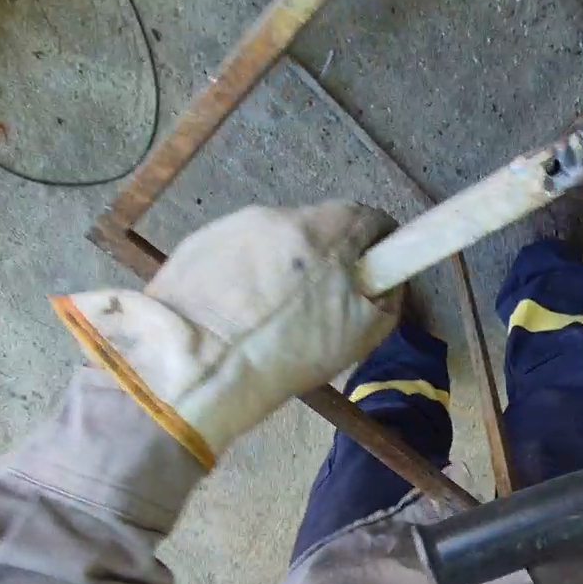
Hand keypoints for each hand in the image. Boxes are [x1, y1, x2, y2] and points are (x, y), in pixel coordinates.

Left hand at [55, 202, 398, 467]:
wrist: (195, 368)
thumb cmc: (287, 355)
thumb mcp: (361, 335)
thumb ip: (387, 297)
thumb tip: (386, 279)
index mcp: (328, 232)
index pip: (370, 218)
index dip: (377, 247)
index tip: (373, 273)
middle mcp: (282, 215)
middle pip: (320, 229)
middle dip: (328, 260)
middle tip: (321, 306)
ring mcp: (235, 224)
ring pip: (277, 242)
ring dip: (284, 269)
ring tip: (272, 317)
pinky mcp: (199, 241)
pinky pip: (238, 254)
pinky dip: (246, 277)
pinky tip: (238, 314)